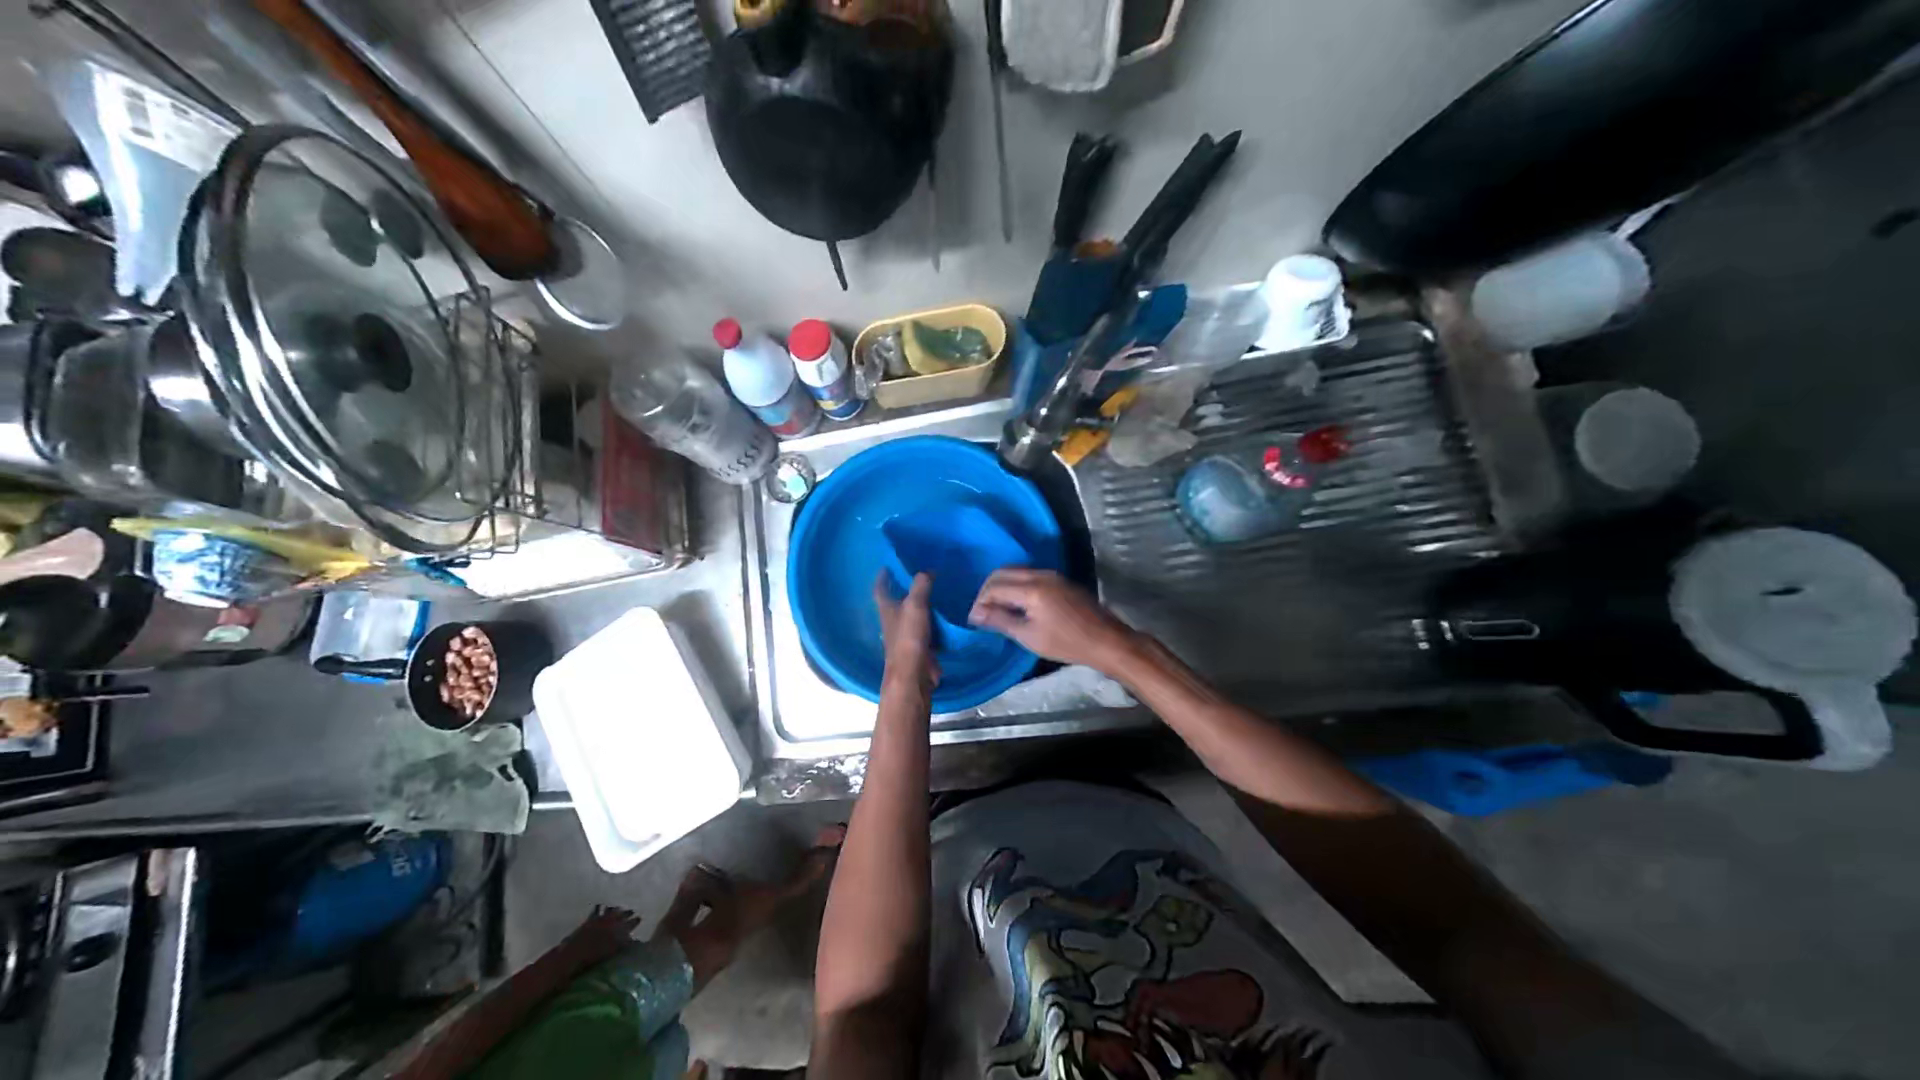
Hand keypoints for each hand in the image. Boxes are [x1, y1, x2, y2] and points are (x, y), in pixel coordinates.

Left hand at [874, 571, 939, 691]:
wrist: (914, 675)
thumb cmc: (909, 638)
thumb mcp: (915, 605)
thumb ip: (921, 586)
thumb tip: (927, 571)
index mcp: (887, 609)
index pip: (880, 588)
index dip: (882, 577)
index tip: (889, 565)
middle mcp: (893, 621)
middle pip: (897, 601)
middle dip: (906, 590)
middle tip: (921, 576)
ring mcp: (905, 635)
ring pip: (913, 616)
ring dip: (922, 606)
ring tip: (937, 593)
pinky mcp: (919, 647)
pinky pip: (928, 630)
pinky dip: (935, 623)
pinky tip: (946, 617)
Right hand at [968, 569, 1140, 672]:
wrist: (1106, 640)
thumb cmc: (1066, 643)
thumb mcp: (1029, 636)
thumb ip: (1001, 620)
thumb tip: (976, 613)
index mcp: (1031, 588)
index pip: (995, 586)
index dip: (980, 601)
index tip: (974, 619)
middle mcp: (1041, 574)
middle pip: (1004, 572)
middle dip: (988, 590)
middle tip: (982, 612)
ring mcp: (1052, 575)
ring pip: (1017, 572)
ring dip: (1002, 586)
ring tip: (997, 609)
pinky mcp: (1060, 581)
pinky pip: (1030, 575)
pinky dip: (1016, 585)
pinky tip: (1017, 604)